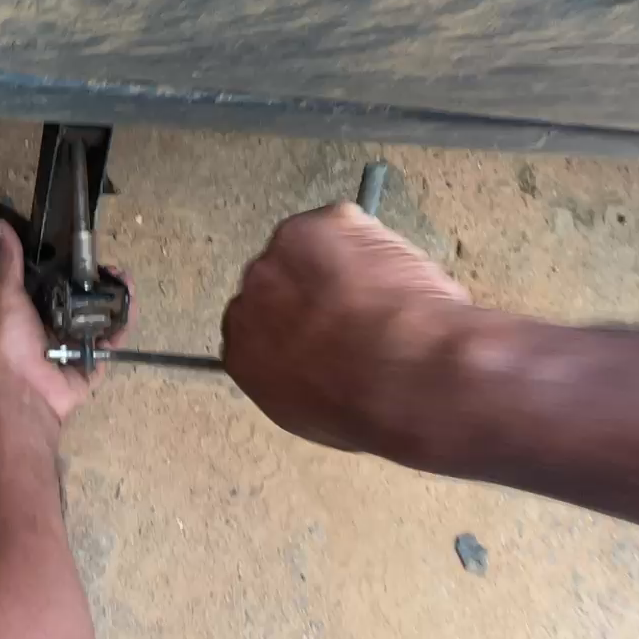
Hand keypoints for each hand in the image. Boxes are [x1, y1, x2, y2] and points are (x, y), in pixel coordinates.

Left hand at [0, 219, 124, 425]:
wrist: (24, 390)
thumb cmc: (9, 343)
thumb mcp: (6, 295)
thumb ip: (9, 262)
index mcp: (30, 310)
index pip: (55, 281)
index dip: (71, 264)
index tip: (86, 248)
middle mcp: (53, 326)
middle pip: (82, 298)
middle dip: (99, 280)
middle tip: (112, 266)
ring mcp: (75, 345)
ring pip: (101, 316)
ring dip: (116, 297)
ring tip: (125, 280)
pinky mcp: (93, 362)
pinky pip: (112, 341)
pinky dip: (124, 324)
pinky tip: (131, 305)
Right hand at [221, 203, 475, 455]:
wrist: (397, 373)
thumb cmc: (359, 403)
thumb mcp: (309, 413)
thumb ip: (292, 379)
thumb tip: (313, 370)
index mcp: (241, 349)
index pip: (257, 325)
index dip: (293, 323)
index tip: (320, 330)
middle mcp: (248, 300)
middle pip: (278, 281)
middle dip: (312, 289)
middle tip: (357, 309)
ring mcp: (278, 257)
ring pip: (313, 248)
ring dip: (342, 261)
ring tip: (385, 295)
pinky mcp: (318, 226)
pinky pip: (348, 226)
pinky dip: (373, 241)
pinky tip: (396, 275)